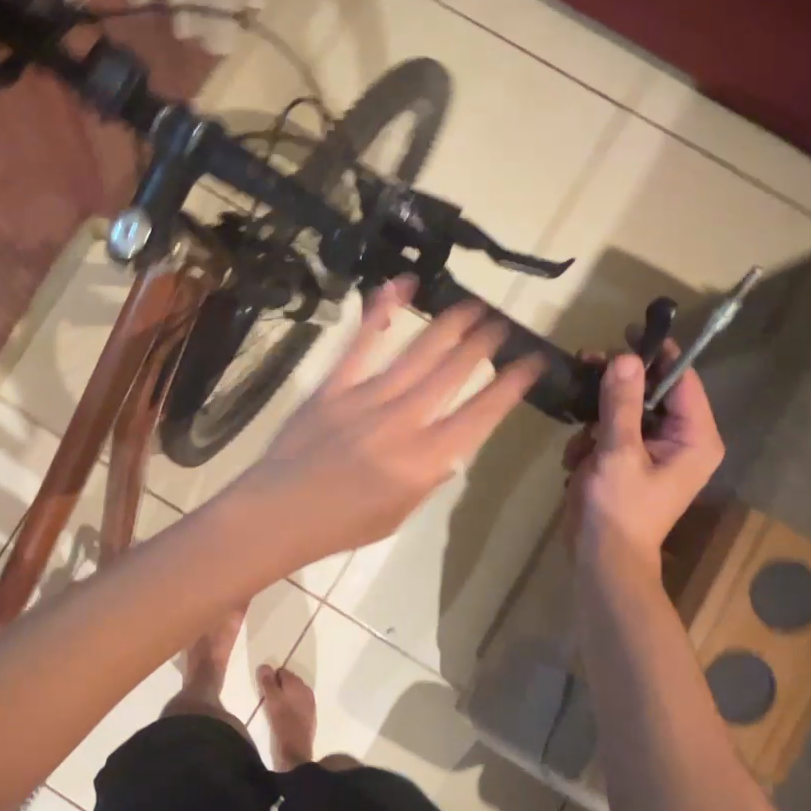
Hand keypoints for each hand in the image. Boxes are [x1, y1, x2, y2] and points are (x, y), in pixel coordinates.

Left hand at [222, 277, 545, 568]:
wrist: (280, 512)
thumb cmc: (341, 524)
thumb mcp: (398, 514)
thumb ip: (426, 479)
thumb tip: (448, 452)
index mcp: (426, 459)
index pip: (480, 415)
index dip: (509, 387)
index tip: (531, 365)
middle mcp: (404, 421)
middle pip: (453, 374)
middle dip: (483, 346)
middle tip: (502, 326)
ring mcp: (367, 398)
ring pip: (418, 353)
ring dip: (448, 327)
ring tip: (473, 306)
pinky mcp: (334, 386)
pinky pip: (360, 343)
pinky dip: (380, 312)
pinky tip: (400, 285)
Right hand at [562, 343, 723, 566]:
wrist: (602, 560)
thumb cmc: (619, 509)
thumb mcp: (617, 452)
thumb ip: (620, 404)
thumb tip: (623, 357)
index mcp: (695, 438)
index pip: (681, 381)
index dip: (656, 355)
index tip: (627, 332)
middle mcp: (682, 442)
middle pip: (651, 394)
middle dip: (615, 387)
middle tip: (585, 364)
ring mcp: (655, 455)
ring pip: (625, 414)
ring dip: (597, 421)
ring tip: (577, 441)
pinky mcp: (630, 466)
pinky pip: (612, 436)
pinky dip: (591, 443)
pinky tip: (576, 462)